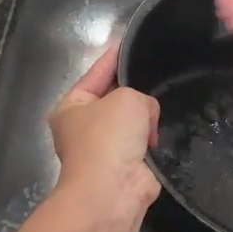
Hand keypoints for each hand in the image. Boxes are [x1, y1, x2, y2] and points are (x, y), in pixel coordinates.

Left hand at [49, 43, 160, 211]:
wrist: (113, 190)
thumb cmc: (109, 138)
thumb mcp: (127, 98)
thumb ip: (141, 96)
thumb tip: (146, 122)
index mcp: (70, 107)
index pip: (96, 73)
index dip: (113, 58)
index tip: (127, 42)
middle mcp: (83, 128)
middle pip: (113, 99)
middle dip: (133, 91)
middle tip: (156, 75)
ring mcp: (103, 150)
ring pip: (130, 123)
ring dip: (145, 120)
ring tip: (159, 112)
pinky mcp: (124, 168)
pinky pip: (141, 144)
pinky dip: (151, 141)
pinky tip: (161, 135)